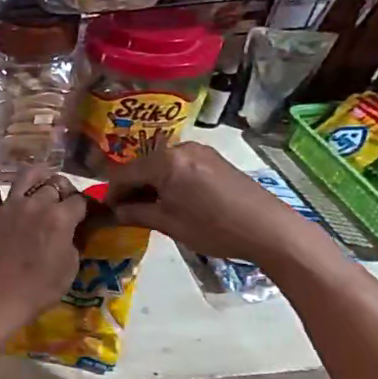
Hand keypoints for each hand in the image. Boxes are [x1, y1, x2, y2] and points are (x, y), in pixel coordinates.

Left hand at [0, 160, 87, 338]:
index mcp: (60, 216)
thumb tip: (75, 227)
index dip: (87, 207)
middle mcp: (36, 203)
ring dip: (39, 175)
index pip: (80, 201)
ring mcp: (10, 205)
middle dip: (65, 191)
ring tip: (43, 180)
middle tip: (66, 203)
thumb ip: (74, 238)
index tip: (89, 214)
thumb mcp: (72, 264)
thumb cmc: (42, 286)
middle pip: (55, 184)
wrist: (1, 296)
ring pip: (26, 176)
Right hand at [101, 143, 334, 269]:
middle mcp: (181, 148)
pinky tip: (172, 201)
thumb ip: (136, 214)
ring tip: (149, 208)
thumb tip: (116, 212)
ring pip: (161, 166)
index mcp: (164, 161)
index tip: (107, 212)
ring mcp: (201, 152)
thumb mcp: (168, 224)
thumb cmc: (213, 228)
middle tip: (126, 211)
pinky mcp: (215, 160)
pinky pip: (180, 166)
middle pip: (142, 166)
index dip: (112, 193)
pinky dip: (169, 181)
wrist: (270, 230)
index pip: (123, 174)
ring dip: (151, 185)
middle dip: (131, 188)